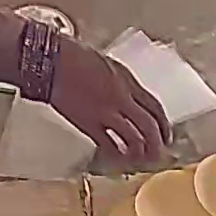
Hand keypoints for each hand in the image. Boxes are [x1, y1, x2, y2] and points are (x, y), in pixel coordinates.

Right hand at [50, 39, 172, 162]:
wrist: (48, 60)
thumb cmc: (73, 56)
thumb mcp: (108, 65)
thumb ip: (123, 85)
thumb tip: (132, 102)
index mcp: (127, 81)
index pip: (155, 108)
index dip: (164, 126)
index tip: (166, 136)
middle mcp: (120, 97)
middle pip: (149, 126)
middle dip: (157, 144)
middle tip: (158, 154)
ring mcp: (105, 112)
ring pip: (133, 139)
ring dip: (139, 153)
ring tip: (140, 159)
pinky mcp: (88, 124)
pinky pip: (109, 145)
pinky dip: (117, 154)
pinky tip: (119, 157)